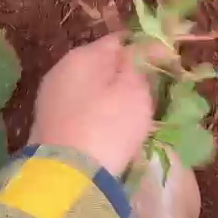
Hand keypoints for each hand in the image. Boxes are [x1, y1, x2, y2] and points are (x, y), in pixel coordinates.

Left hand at [28, 36, 154, 177]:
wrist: (67, 177)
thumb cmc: (107, 127)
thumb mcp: (135, 91)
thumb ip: (141, 64)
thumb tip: (145, 48)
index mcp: (83, 55)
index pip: (121, 40)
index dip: (148, 50)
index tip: (169, 67)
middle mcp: (61, 70)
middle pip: (103, 64)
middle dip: (128, 75)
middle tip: (154, 93)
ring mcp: (51, 98)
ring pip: (92, 89)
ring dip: (113, 97)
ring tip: (136, 116)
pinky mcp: (48, 125)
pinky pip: (82, 111)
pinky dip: (99, 116)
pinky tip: (112, 131)